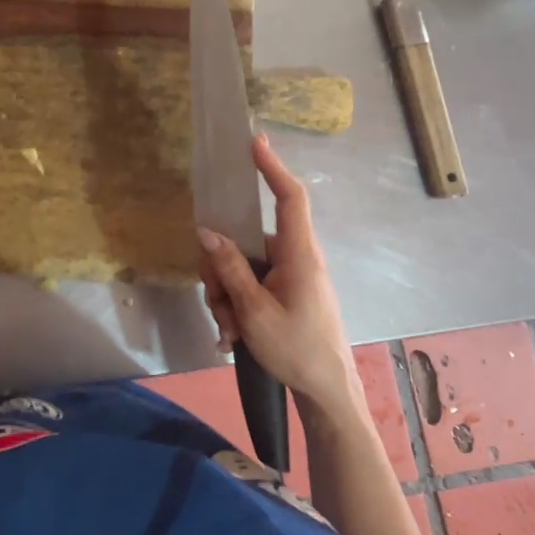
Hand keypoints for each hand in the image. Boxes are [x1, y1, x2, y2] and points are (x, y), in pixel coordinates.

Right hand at [198, 132, 362, 416]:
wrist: (328, 393)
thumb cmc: (296, 349)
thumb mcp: (254, 311)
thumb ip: (230, 269)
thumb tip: (206, 231)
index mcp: (299, 254)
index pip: (289, 197)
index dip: (272, 167)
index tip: (254, 141)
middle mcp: (296, 258)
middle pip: (246, 241)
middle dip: (221, 272)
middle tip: (220, 308)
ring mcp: (291, 277)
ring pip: (242, 267)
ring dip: (226, 296)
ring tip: (230, 331)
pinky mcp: (285, 294)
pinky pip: (250, 286)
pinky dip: (236, 307)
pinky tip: (233, 337)